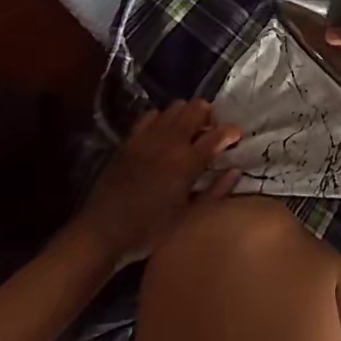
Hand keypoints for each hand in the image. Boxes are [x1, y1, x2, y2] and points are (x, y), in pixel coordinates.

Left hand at [76, 100, 241, 265]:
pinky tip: (165, 134)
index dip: (231, 131)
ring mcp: (146, 138)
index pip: (217, 135)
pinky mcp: (129, 141)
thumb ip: (215, 191)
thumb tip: (235, 171)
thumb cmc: (150, 230)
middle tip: (213, 132)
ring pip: (174, 108)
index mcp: (186, 163)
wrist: (102, 232)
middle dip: (210, 116)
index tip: (238, 136)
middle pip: (195, 110)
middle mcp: (168, 143)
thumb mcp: (188, 216)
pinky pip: (150, 116)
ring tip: (191, 131)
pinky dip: (163, 118)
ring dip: (188, 114)